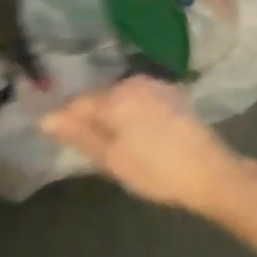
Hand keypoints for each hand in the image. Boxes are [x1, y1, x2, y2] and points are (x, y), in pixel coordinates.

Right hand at [40, 76, 256, 212]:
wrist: (211, 173)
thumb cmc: (155, 170)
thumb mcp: (111, 158)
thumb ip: (78, 135)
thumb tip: (45, 118)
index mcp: (115, 96)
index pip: (77, 103)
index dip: (65, 121)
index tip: (60, 140)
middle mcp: (134, 82)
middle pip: (100, 98)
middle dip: (91, 118)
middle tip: (90, 148)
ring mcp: (157, 86)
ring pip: (121, 98)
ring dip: (113, 116)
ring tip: (114, 144)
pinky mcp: (173, 96)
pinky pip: (140, 100)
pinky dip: (133, 115)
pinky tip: (139, 136)